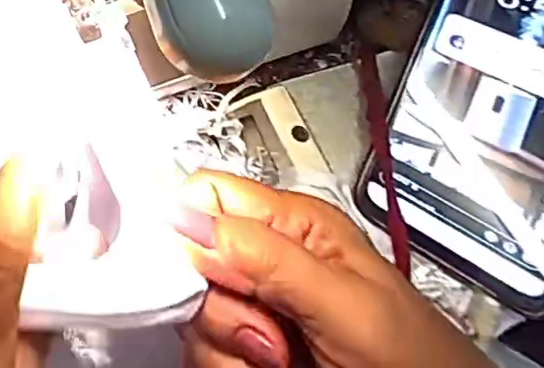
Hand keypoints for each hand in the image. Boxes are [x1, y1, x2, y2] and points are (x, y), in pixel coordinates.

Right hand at [172, 171, 488, 367]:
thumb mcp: (351, 306)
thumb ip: (271, 256)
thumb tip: (192, 221)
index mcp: (292, 224)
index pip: (206, 194)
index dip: (192, 227)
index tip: (207, 272)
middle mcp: (267, 260)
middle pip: (192, 257)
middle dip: (218, 302)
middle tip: (266, 333)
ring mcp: (257, 309)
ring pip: (194, 310)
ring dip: (224, 344)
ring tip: (279, 361)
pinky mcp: (248, 352)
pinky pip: (205, 350)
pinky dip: (223, 367)